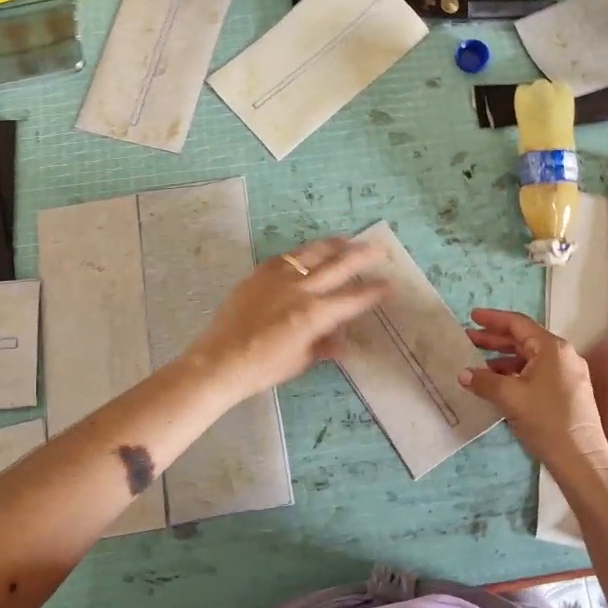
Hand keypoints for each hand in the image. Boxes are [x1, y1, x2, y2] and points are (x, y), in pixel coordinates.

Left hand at [187, 238, 389, 396]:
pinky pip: (286, 257)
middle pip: (337, 266)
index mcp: (314, 314)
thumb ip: (324, 346)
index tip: (389, 283)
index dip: (373, 292)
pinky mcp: (259, 274)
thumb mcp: (300, 361)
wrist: (219, 361)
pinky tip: (309, 251)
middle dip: (360, 256)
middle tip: (377, 248)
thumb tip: (344, 342)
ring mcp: (278, 278)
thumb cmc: (262, 368)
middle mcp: (301, 289)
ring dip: (333, 245)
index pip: (352, 299)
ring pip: (312, 253)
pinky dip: (302, 253)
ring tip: (347, 239)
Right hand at [458, 309, 607, 471]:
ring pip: (529, 359)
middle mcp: (563, 356)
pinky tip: (498, 386)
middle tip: (468, 340)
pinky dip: (515, 375)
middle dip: (495, 340)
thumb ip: (484, 381)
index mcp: (552, 348)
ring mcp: (568, 375)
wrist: (581, 459)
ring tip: (478, 366)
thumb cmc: (546, 420)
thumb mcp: (510, 397)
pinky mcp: (568, 393)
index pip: (518, 324)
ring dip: (503, 360)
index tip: (472, 317)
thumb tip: (463, 374)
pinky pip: (537, 374)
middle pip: (524, 340)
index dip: (493, 319)